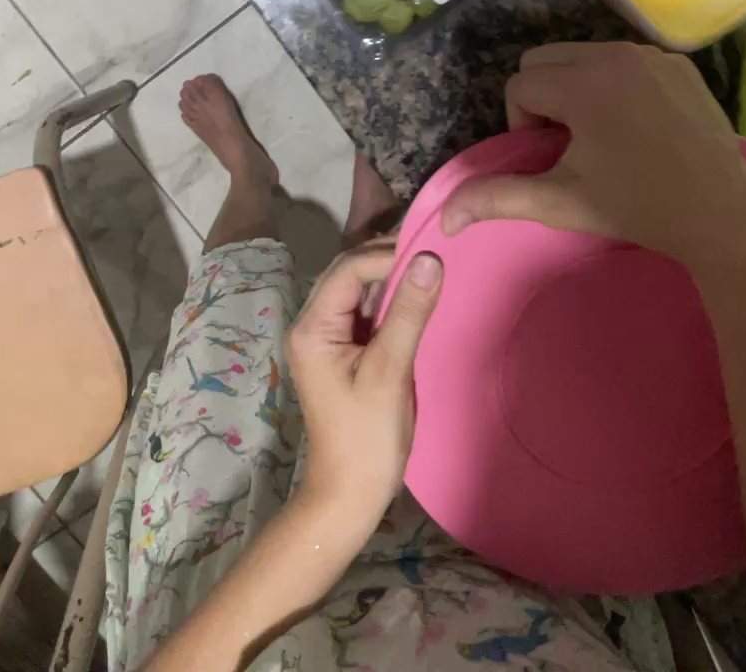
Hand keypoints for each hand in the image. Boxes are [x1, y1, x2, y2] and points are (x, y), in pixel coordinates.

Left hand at [285, 243, 442, 529]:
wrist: (350, 493)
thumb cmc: (366, 436)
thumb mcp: (390, 371)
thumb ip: (408, 313)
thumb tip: (430, 260)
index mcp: (312, 326)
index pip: (348, 270)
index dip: (387, 257)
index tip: (431, 254)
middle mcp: (312, 324)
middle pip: (348, 273)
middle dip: (387, 260)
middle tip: (433, 253)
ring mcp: (327, 337)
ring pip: (358, 290)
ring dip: (390, 277)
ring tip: (431, 266)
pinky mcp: (343, 350)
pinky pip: (365, 311)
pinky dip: (390, 299)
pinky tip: (416, 295)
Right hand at [440, 42, 745, 274]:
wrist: (724, 213)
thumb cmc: (636, 207)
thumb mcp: (558, 203)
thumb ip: (495, 199)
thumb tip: (444, 219)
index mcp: (583, 84)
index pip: (519, 85)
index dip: (523, 124)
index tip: (554, 157)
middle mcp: (614, 55)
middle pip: (543, 59)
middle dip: (542, 98)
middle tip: (571, 143)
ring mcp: (651, 55)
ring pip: (581, 55)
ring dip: (573, 88)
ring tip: (600, 134)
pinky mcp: (677, 62)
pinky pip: (621, 59)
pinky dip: (612, 84)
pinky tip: (635, 125)